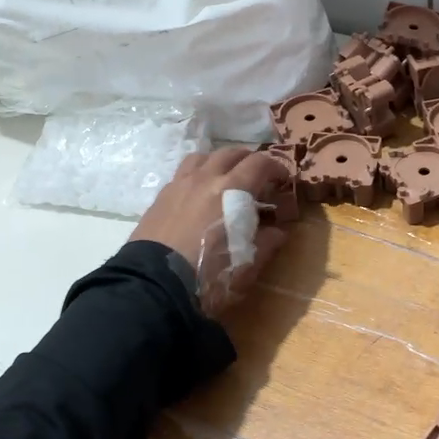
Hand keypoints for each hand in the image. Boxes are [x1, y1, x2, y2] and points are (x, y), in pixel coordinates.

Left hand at [131, 147, 290, 316]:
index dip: (276, 167)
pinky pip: (182, 174)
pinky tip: (199, 195)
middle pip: (230, 153)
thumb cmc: (209, 274)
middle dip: (249, 160)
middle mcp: (205, 179)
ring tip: (225, 178)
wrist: (155, 284)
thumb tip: (277, 231)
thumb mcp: (248, 264)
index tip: (283, 180)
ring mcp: (179, 185)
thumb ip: (267, 243)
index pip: (259, 163)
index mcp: (232, 190)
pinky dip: (197, 175)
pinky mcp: (161, 197)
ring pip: (202, 157)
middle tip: (258, 176)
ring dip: (219, 162)